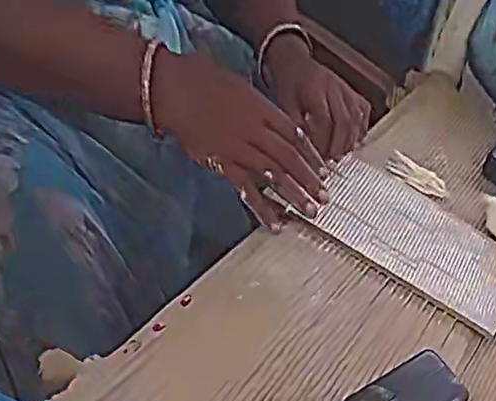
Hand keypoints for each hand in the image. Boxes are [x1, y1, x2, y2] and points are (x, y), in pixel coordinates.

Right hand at [154, 47, 327, 227]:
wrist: (171, 87)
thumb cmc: (200, 81)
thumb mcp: (237, 86)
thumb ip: (257, 107)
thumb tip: (271, 122)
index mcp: (261, 108)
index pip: (295, 135)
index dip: (312, 156)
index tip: (324, 172)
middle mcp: (255, 129)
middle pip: (290, 158)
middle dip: (309, 180)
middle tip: (324, 199)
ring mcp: (240, 147)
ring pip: (275, 175)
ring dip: (294, 195)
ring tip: (309, 212)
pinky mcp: (223, 163)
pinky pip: (248, 190)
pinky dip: (263, 208)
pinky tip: (275, 223)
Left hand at [264, 39, 370, 161]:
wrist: (297, 64)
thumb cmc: (291, 87)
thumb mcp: (286, 106)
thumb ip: (296, 127)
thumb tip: (308, 151)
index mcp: (315, 89)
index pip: (325, 121)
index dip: (323, 143)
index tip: (318, 157)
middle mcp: (334, 87)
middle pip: (345, 122)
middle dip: (338, 146)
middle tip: (330, 160)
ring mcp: (347, 89)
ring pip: (357, 120)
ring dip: (349, 141)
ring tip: (339, 153)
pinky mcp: (354, 93)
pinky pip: (364, 114)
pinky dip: (360, 131)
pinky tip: (350, 141)